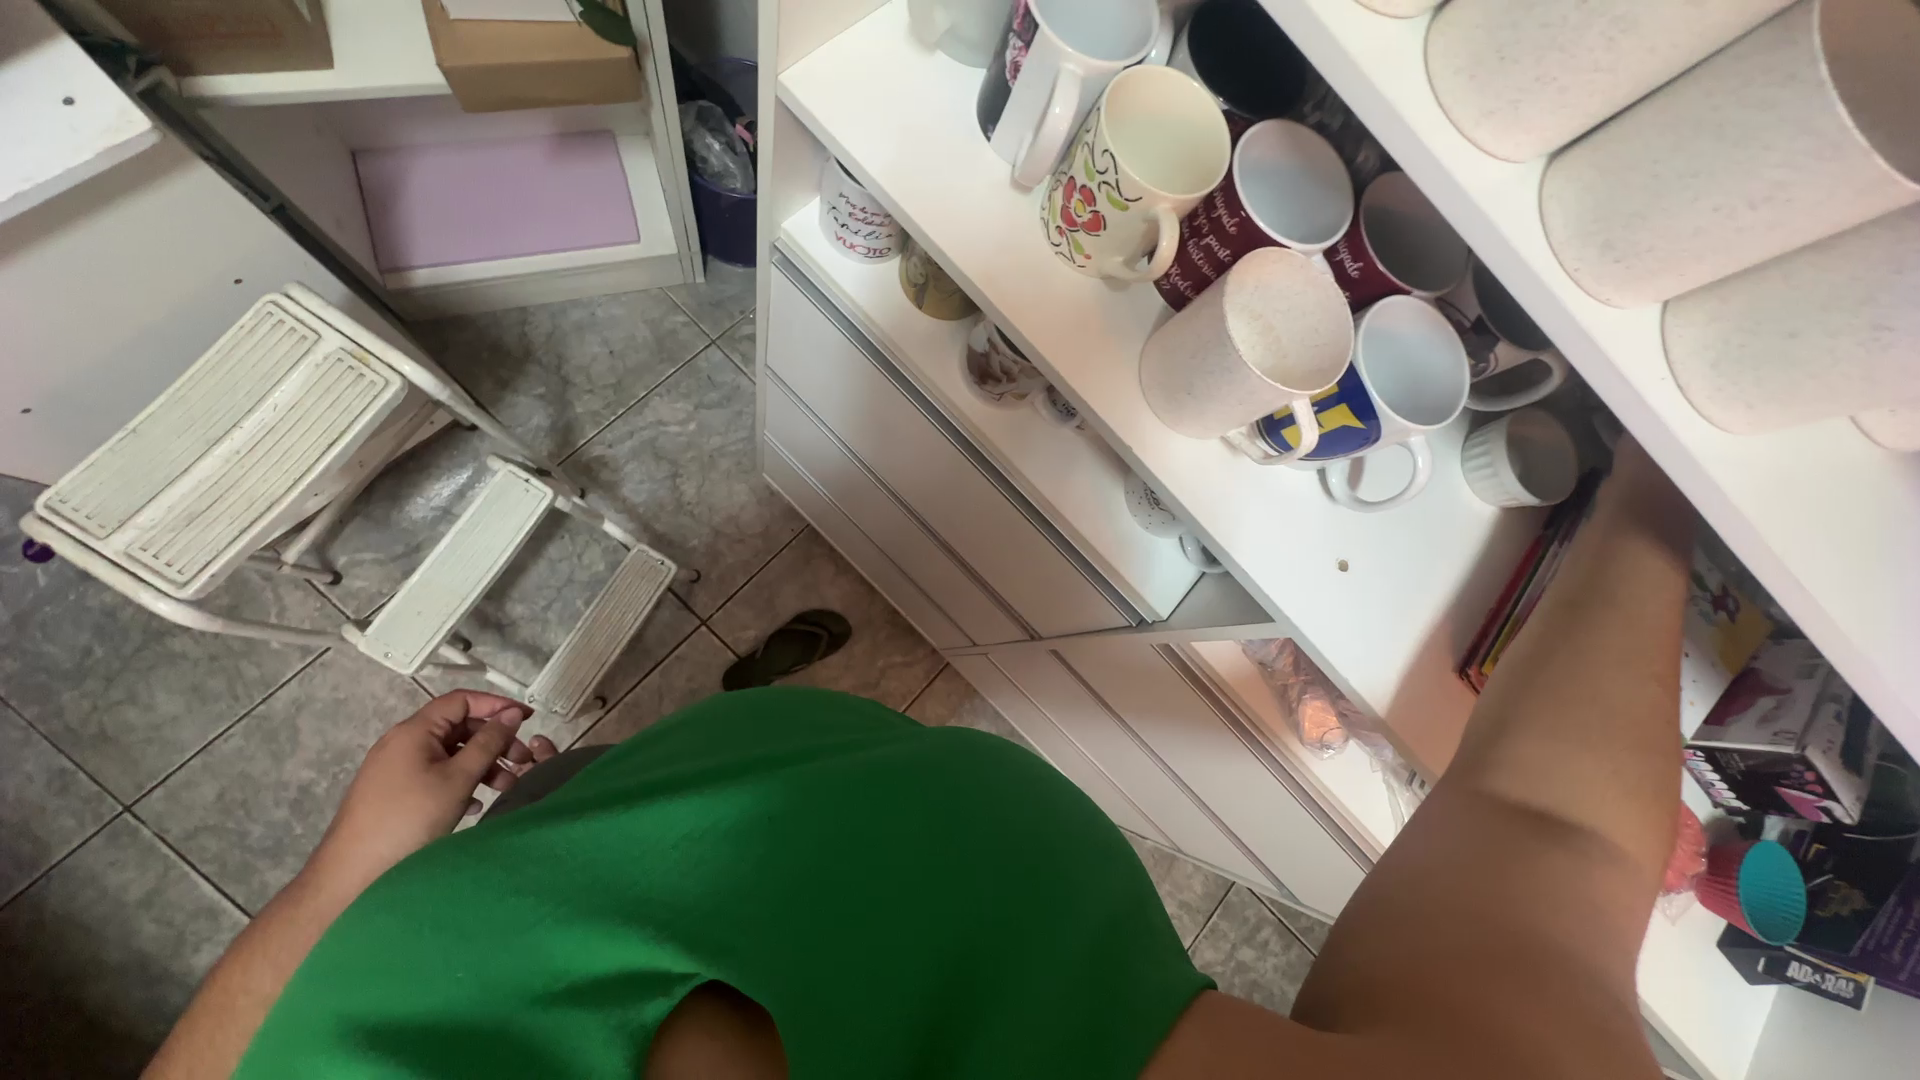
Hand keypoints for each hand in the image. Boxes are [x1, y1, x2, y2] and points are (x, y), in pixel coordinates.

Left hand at [304, 691, 554, 893]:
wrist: (353, 873)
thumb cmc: (411, 818)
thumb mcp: (459, 778)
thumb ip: (489, 742)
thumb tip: (512, 714)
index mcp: (415, 731)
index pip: (461, 700)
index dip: (497, 705)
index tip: (529, 719)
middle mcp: (403, 742)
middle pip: (458, 727)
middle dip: (494, 740)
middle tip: (523, 760)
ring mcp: (397, 768)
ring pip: (450, 753)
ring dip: (482, 764)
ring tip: (505, 787)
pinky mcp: (395, 791)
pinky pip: (436, 773)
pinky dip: (461, 781)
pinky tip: (476, 804)